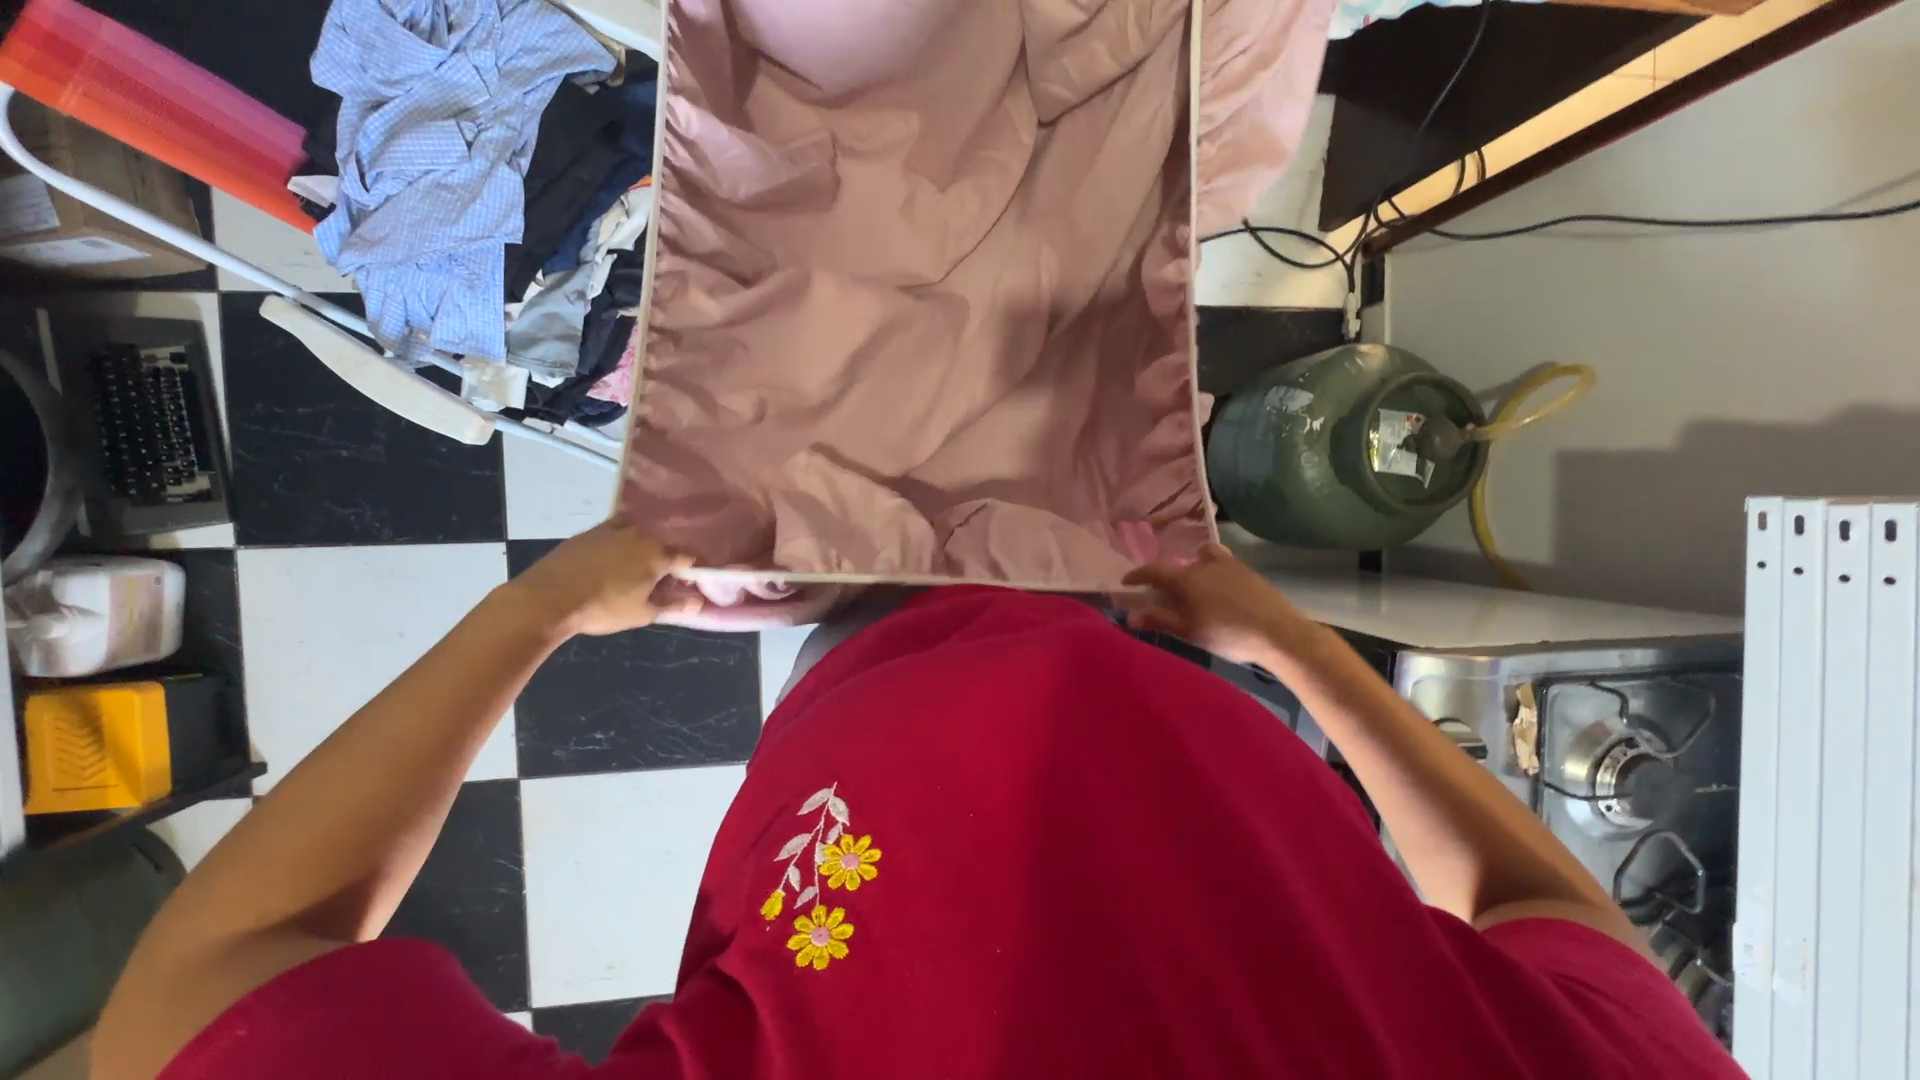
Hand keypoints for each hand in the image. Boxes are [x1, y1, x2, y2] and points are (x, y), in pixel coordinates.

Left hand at [503, 521, 696, 635]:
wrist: (547, 598)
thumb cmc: (602, 608)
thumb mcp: (642, 613)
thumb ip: (673, 605)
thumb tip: (698, 602)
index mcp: (659, 553)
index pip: (689, 556)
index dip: (695, 570)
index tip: (692, 582)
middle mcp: (641, 534)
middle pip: (665, 542)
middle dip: (668, 558)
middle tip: (664, 579)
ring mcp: (613, 529)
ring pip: (640, 534)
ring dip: (644, 547)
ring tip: (637, 566)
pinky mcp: (590, 531)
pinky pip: (616, 531)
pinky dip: (621, 541)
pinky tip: (614, 557)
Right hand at [1118, 543, 1319, 666]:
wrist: (1277, 632)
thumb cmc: (1227, 634)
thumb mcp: (1189, 631)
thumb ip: (1158, 620)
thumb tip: (1129, 614)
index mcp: (1185, 579)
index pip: (1153, 571)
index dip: (1137, 576)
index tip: (1126, 583)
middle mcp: (1203, 565)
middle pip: (1178, 567)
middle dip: (1166, 579)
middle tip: (1163, 596)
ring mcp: (1229, 565)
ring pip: (1202, 560)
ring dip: (1192, 570)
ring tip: (1195, 588)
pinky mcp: (1248, 571)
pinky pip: (1222, 564)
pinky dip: (1213, 571)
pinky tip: (1221, 589)